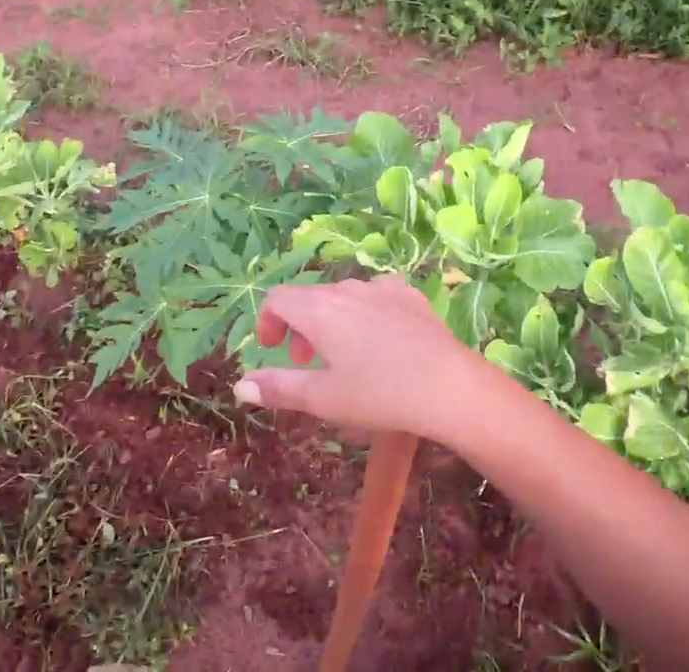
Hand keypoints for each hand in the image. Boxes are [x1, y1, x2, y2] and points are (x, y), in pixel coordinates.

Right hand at [232, 274, 499, 441]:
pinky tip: (381, 343)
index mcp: (319, 309)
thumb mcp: (322, 398)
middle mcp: (348, 289)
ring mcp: (382, 288)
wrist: (449, 386)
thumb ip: (278, 388)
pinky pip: (376, 297)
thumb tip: (240, 386)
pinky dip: (366, 315)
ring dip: (332, 321)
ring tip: (343, 357)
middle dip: (300, 328)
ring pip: (344, 297)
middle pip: (311, 298)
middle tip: (306, 363)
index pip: (278, 298)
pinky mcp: (410, 296)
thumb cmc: (378, 394)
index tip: (272, 349)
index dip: (268, 321)